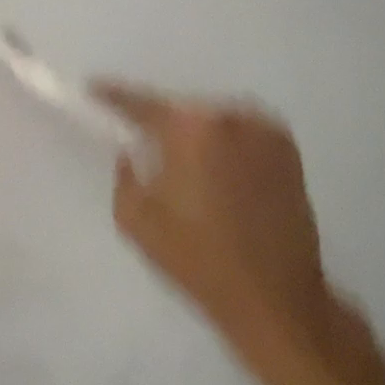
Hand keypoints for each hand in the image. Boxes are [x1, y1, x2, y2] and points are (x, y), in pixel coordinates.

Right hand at [94, 81, 337, 360]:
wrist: (275, 297)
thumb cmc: (198, 260)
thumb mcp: (137, 220)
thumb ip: (126, 174)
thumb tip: (133, 152)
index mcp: (192, 129)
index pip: (142, 103)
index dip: (114, 95)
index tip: (94, 87)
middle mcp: (232, 117)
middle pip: (182, 110)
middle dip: (161, 123)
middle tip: (143, 142)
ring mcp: (267, 131)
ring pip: (215, 121)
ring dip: (196, 136)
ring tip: (183, 166)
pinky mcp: (289, 152)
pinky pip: (242, 135)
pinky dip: (225, 146)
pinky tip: (217, 175)